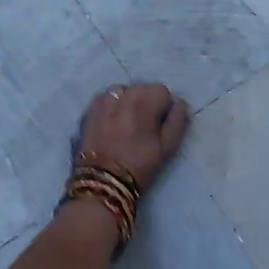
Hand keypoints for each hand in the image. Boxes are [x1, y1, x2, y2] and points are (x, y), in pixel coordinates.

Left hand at [76, 83, 190, 189]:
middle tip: (144, 125)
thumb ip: (177, 121)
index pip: (162, 90)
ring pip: (123, 91)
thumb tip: (179, 103)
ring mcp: (103, 101)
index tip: (159, 125)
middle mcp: (122, 95)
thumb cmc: (139, 166)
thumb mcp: (167, 148)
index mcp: (143, 103)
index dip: (164, 107)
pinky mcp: (89, 109)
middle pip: (142, 87)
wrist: (102, 180)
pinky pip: (105, 98)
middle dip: (147, 101)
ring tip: (127, 123)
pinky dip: (112, 105)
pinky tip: (112, 122)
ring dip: (128, 101)